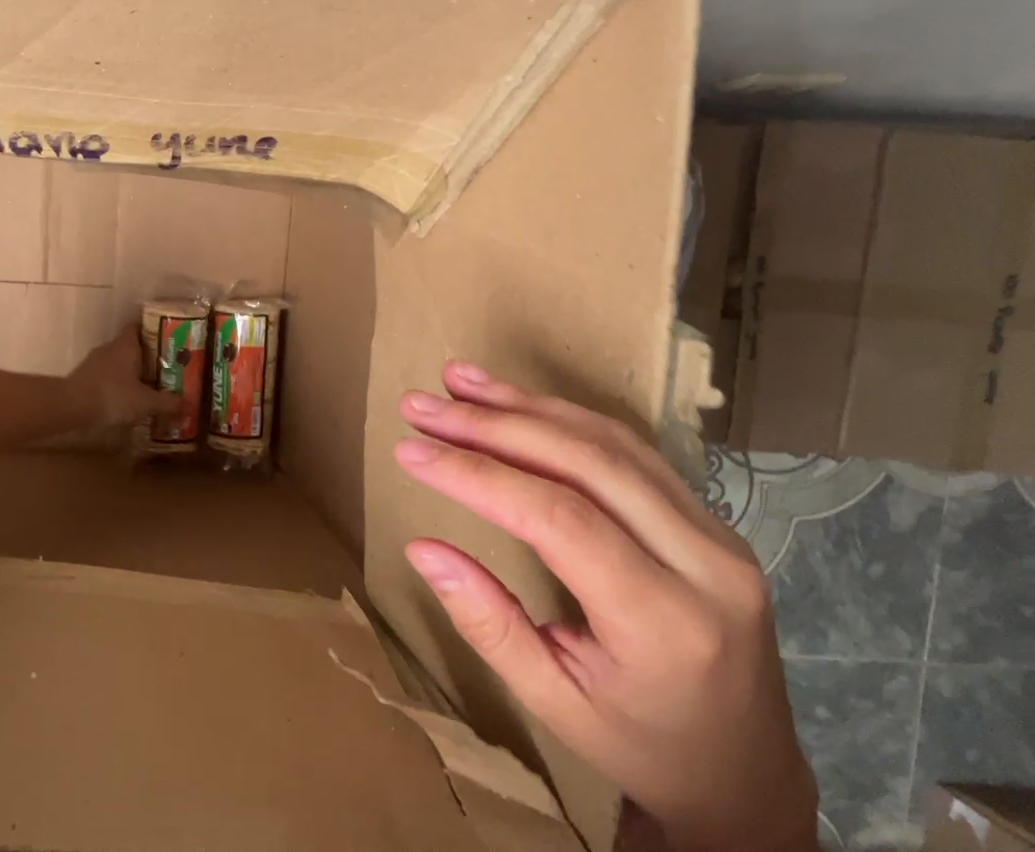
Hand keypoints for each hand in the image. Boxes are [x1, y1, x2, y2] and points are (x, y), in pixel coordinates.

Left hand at [67, 326, 179, 426]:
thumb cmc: (113, 396)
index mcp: (125, 345)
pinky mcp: (83, 378)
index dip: (152, 333)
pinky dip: (115, 386)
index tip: (166, 343)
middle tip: (163, 371)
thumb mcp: (146, 402)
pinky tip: (124, 401)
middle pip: (129, 347)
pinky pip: (105, 378)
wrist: (71, 407)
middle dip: (145, 359)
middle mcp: (108, 348)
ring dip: (129, 374)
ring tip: (146, 388)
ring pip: (116, 363)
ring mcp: (93, 363)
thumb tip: (186, 404)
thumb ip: (166, 402)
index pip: (138, 328)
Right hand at [396, 360, 816, 851]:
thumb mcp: (552, 701)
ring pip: (613, 443)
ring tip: (456, 382)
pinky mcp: (711, 522)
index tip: (410, 451)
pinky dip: (565, 419)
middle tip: (421, 405)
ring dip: (526, 406)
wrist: (748, 774)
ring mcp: (718, 536)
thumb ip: (487, 622)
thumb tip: (422, 548)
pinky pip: (632, 454)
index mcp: (665, 621)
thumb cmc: (641, 748)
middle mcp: (705, 564)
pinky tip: (515, 404)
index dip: (477, 475)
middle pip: (588, 463)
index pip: (558, 518)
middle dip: (492, 425)